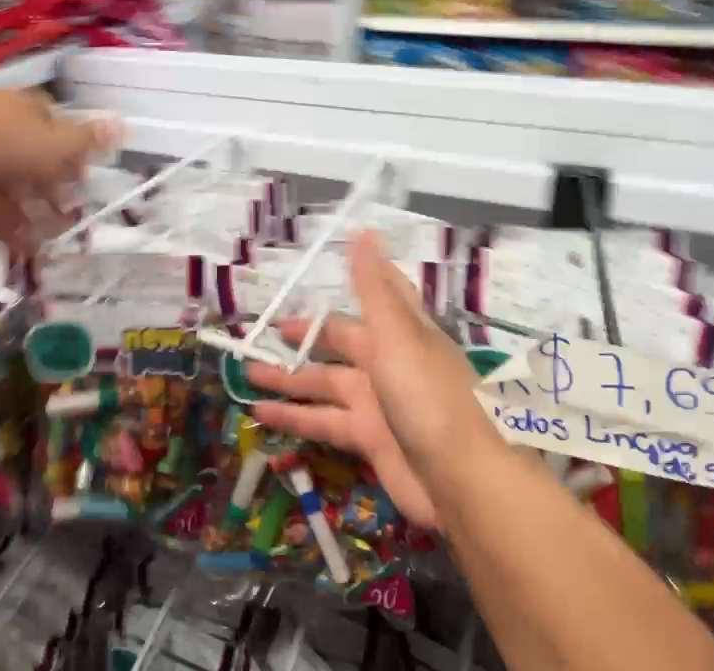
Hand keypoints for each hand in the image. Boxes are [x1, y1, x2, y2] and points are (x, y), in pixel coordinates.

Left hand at [0, 89, 117, 253]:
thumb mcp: (54, 141)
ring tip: (49, 244)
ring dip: (29, 213)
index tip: (84, 179)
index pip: (54, 125)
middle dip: (50, 188)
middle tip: (69, 219)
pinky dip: (3, 225)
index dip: (71, 152)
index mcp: (26, 110)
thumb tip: (123, 125)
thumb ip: (87, 140)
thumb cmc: (2, 140)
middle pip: (30, 158)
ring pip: (8, 185)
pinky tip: (19, 248)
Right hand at [245, 234, 491, 528]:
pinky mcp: (371, 443)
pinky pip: (324, 423)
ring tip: (247, 374)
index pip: (377, 298)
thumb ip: (373, 289)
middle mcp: (392, 365)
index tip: (321, 271)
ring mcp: (381, 406)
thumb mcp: (397, 337)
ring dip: (288, 380)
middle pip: (341, 345)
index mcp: (403, 335)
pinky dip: (294, 418)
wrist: (466, 483)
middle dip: (304, 339)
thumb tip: (364, 230)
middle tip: (265, 334)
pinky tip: (262, 415)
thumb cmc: (431, 399)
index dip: (352, 283)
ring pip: (325, 385)